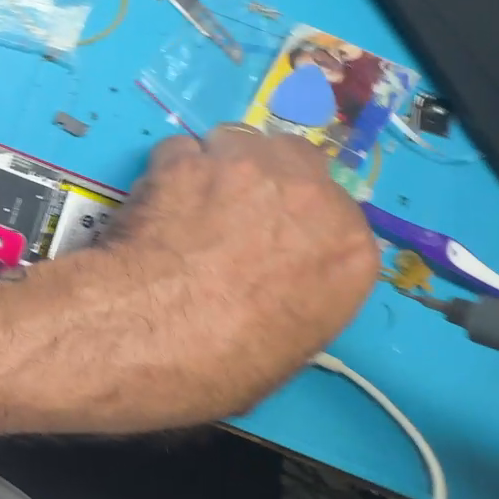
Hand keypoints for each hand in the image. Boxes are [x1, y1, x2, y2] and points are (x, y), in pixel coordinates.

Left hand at [43, 124, 378, 432]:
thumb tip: (270, 286)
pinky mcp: (184, 161)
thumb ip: (297, 293)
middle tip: (226, 199)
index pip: (332, 208)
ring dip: (213, 161)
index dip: (292, 211)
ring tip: (184, 196)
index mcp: (349, 251)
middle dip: (262, 170)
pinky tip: (150, 200)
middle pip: (291, 155)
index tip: (266, 224)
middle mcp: (308, 198)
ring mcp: (244, 170)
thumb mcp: (290, 342)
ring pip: (232, 140)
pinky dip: (164, 168)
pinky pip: (177, 150)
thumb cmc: (224, 359)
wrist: (154, 327)